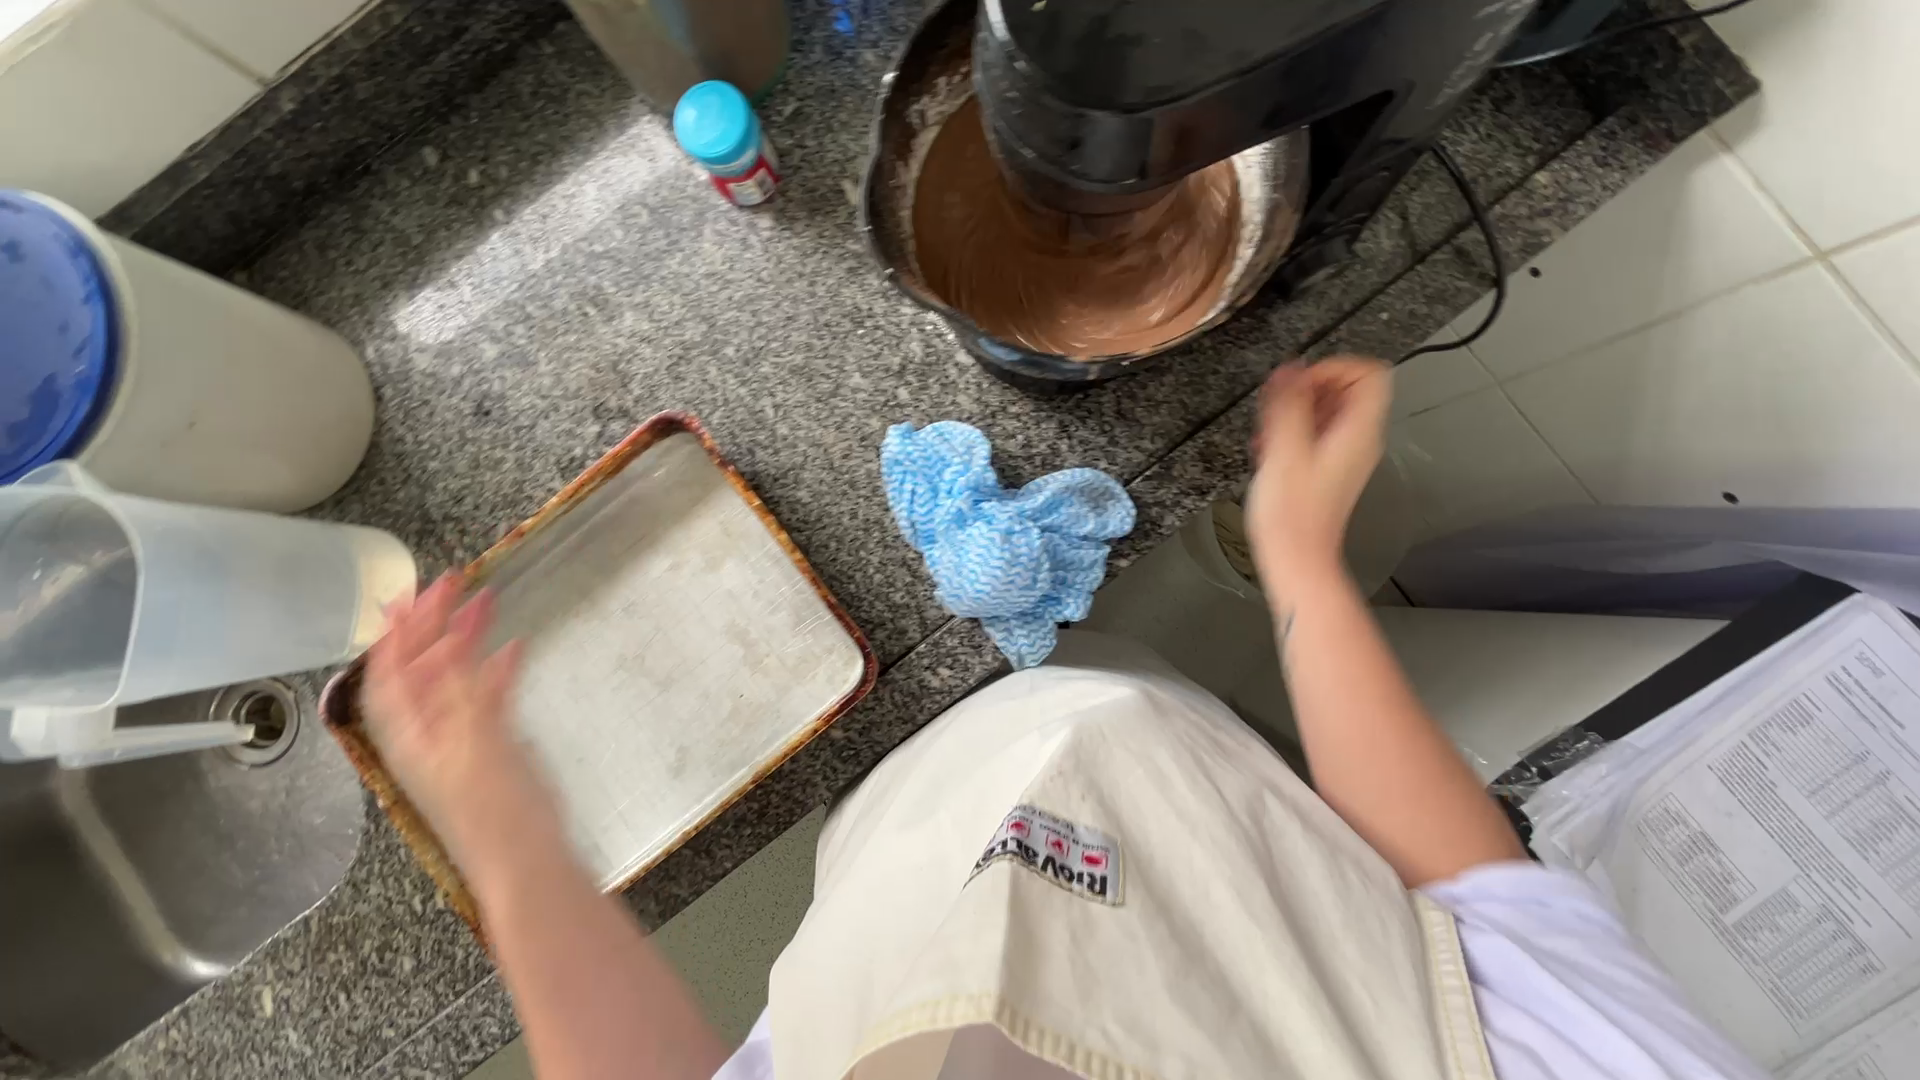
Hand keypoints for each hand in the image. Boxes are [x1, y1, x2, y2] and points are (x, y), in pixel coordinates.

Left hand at [362, 573, 556, 875]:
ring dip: (464, 640)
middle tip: (456, 584)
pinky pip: (485, 695)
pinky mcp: (492, 747)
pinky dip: (494, 668)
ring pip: (452, 677)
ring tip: (486, 604)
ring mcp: (460, 739)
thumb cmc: (497, 810)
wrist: (525, 859)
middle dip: (433, 625)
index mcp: (412, 733)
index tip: (416, 591)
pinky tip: (513, 651)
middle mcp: (428, 731)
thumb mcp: (479, 746)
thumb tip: (468, 647)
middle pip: (420, 668)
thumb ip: (471, 696)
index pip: (392, 671)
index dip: (399, 630)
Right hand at [1244, 357, 1391, 608]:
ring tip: (1269, 431)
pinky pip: (1314, 434)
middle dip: (1306, 390)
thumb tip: (1289, 369)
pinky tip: (1269, 449)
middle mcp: (1357, 441)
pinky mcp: (1325, 469)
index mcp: (1357, 432)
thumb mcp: (1284, 451)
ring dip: (1294, 413)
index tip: (1298, 382)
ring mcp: (1343, 456)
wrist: (1295, 557)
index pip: (1367, 373)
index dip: (1331, 368)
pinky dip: (1290, 433)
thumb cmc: (1293, 516)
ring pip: (1326, 412)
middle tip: (1278, 408)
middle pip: (1345, 390)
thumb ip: (1288, 405)